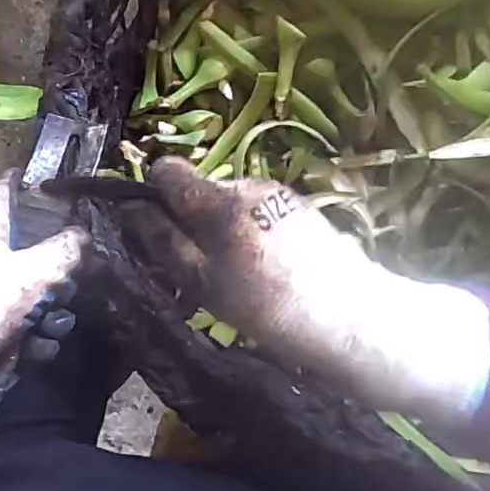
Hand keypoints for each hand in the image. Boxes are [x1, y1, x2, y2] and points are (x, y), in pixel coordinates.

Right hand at [131, 157, 489, 422]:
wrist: (358, 319)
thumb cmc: (270, 308)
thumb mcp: (203, 283)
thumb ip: (163, 241)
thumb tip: (131, 209)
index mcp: (218, 201)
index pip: (165, 170)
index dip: (153, 194)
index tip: (158, 228)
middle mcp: (246, 183)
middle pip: (197, 190)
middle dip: (189, 220)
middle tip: (202, 267)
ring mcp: (277, 192)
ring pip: (226, 203)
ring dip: (220, 229)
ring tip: (239, 273)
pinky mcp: (299, 207)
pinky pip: (255, 211)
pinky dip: (248, 232)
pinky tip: (266, 268)